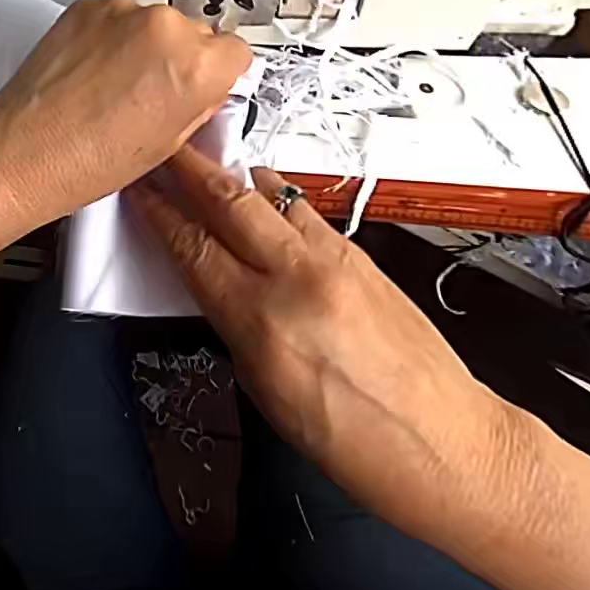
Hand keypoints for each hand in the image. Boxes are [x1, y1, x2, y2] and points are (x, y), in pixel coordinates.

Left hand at [0, 0, 250, 265]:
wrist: (24, 150)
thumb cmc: (89, 159)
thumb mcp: (170, 142)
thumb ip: (200, 102)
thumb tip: (207, 82)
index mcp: (198, 66)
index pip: (236, 50)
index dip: (219, 73)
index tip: (202, 85)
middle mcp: (166, 27)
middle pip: (196, 32)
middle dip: (182, 57)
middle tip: (153, 92)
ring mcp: (124, 11)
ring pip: (156, 22)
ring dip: (146, 45)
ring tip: (115, 84)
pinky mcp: (89, 6)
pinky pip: (119, 16)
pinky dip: (113, 36)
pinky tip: (94, 71)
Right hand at [130, 147, 529, 539]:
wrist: (446, 441)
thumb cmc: (357, 439)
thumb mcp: (264, 387)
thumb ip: (230, 320)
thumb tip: (208, 277)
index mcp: (263, 323)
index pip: (193, 247)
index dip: (160, 213)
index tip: (143, 191)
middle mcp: (299, 278)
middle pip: (229, 200)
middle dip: (189, 167)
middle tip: (165, 147)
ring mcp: (335, 258)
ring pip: (271, 192)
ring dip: (233, 173)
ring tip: (208, 160)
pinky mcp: (361, 253)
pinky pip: (304, 209)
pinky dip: (274, 194)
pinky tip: (261, 194)